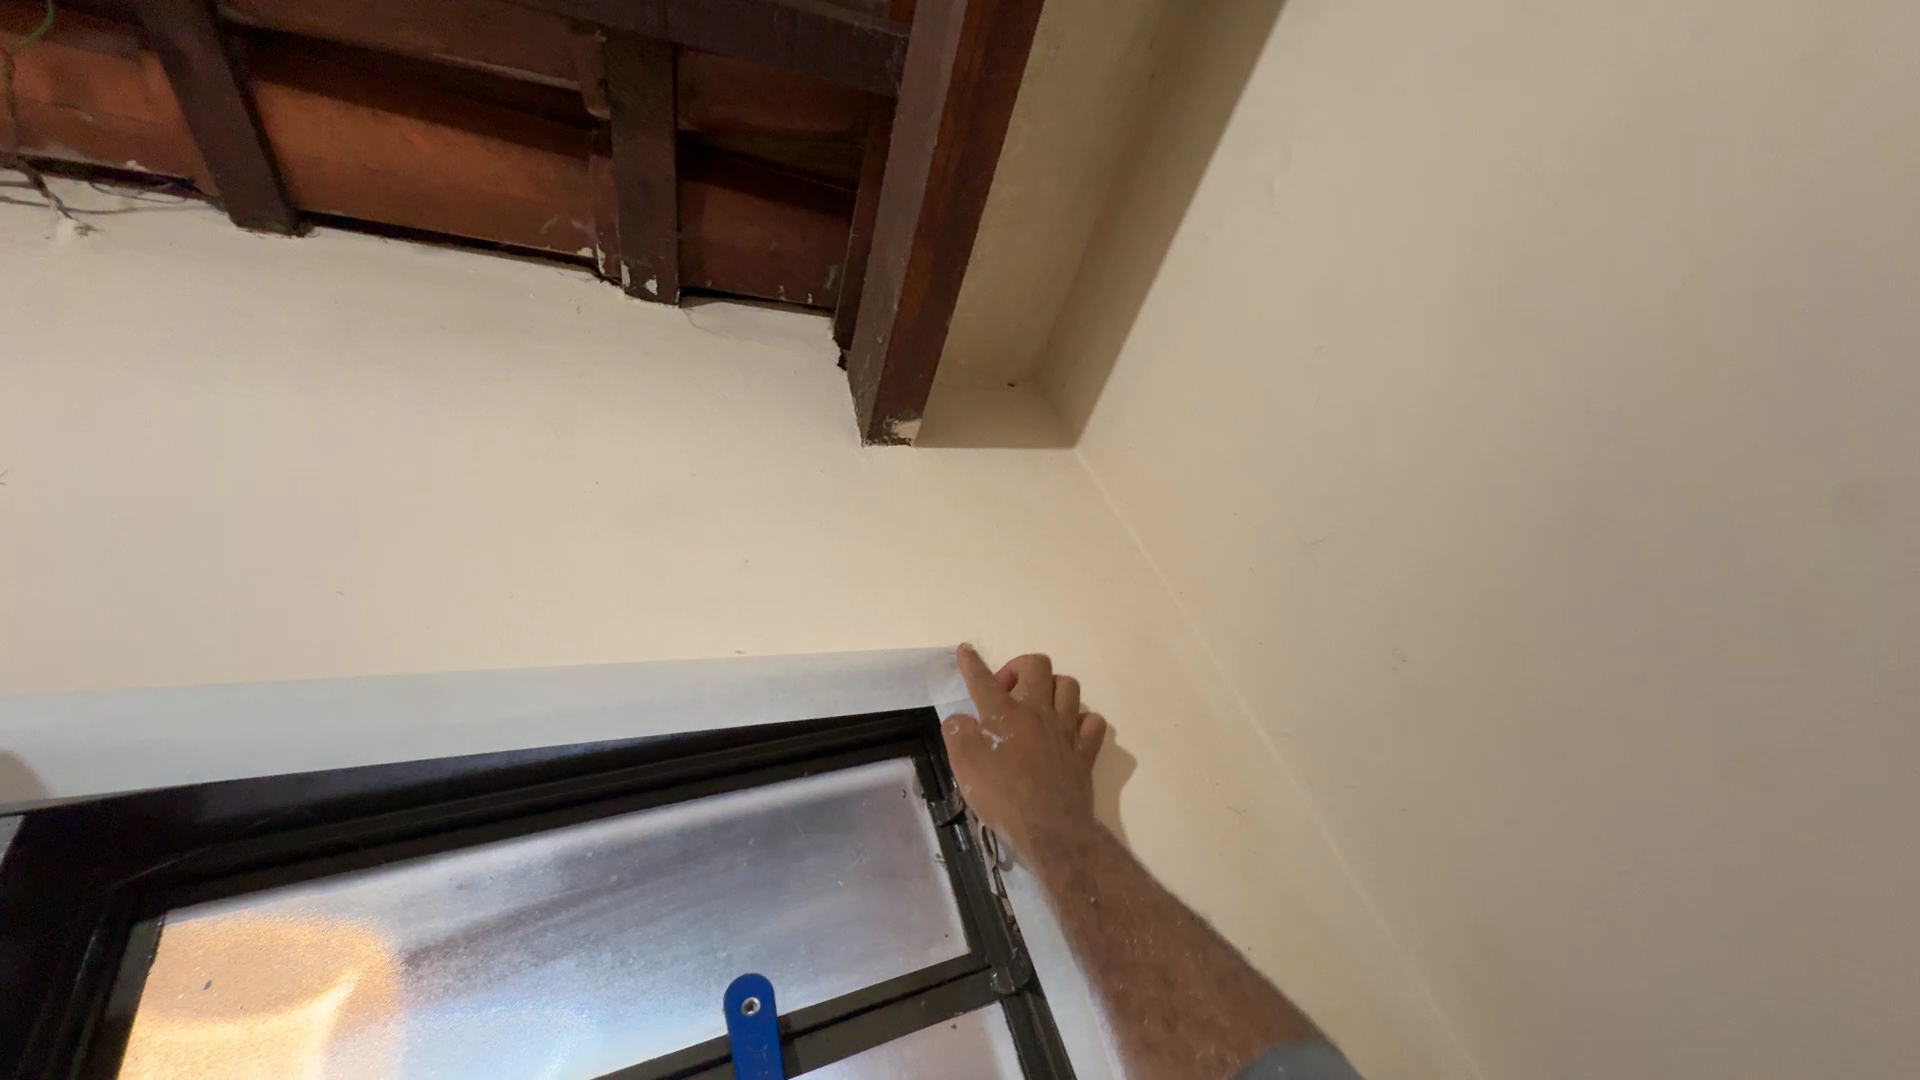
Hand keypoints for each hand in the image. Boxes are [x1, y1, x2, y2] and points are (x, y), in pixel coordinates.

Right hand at [942, 645, 1107, 856]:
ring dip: (1051, 689)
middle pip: (1037, 665)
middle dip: (1019, 668)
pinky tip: (1068, 731)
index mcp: (1004, 714)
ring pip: (1068, 686)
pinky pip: (1092, 721)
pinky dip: (1081, 721)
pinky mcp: (1085, 751)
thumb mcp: (964, 766)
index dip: (972, 663)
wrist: (1050, 830)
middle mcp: (1038, 712)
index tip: (966, 650)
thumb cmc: (1002, 797)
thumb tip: (961, 719)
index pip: (983, 680)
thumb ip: (957, 734)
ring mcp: (1066, 729)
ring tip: (1037, 707)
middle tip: (1006, 694)